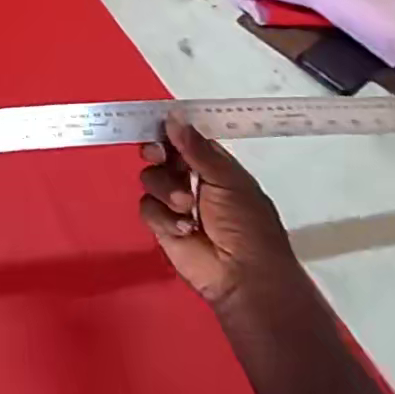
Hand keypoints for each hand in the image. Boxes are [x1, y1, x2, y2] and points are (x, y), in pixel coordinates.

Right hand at [138, 117, 299, 308]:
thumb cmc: (246, 225)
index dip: (170, 131)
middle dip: (157, 154)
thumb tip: (173, 116)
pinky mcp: (161, 224)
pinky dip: (164, 217)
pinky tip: (184, 229)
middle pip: (160, 155)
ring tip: (187, 208)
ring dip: (167, 190)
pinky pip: (147, 207)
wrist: (243, 276)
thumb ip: (197, 150)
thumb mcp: (228, 181)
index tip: (157, 125)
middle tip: (159, 157)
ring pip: (150, 178)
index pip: (183, 139)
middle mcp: (191, 179)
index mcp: (212, 165)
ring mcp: (174, 202)